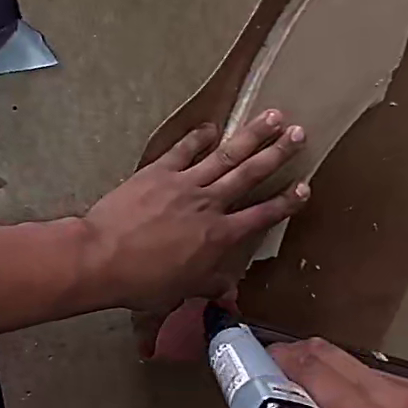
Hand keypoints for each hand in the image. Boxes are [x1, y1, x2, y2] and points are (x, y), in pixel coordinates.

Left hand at [79, 111, 308, 311]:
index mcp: (219, 235)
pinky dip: (199, 137)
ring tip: (272, 115)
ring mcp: (185, 184)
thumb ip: (210, 284)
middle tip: (299, 133)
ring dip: (251, 134)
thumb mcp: (182, 290)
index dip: (286, 202)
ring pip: (226, 155)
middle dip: (277, 153)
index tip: (305, 187)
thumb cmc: (142, 281)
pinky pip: (183, 149)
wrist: (102, 258)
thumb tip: (229, 292)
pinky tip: (212, 126)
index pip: (262, 215)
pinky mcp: (158, 171)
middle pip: (251, 174)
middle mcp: (209, 204)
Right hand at [272, 340, 407, 407]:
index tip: (261, 363)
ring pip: (358, 362)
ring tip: (322, 396)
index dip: (279, 360)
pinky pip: (387, 377)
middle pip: (330, 351)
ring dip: (331, 370)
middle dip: (298, 356)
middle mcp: (394, 394)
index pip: (311, 369)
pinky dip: (364, 384)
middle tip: (280, 374)